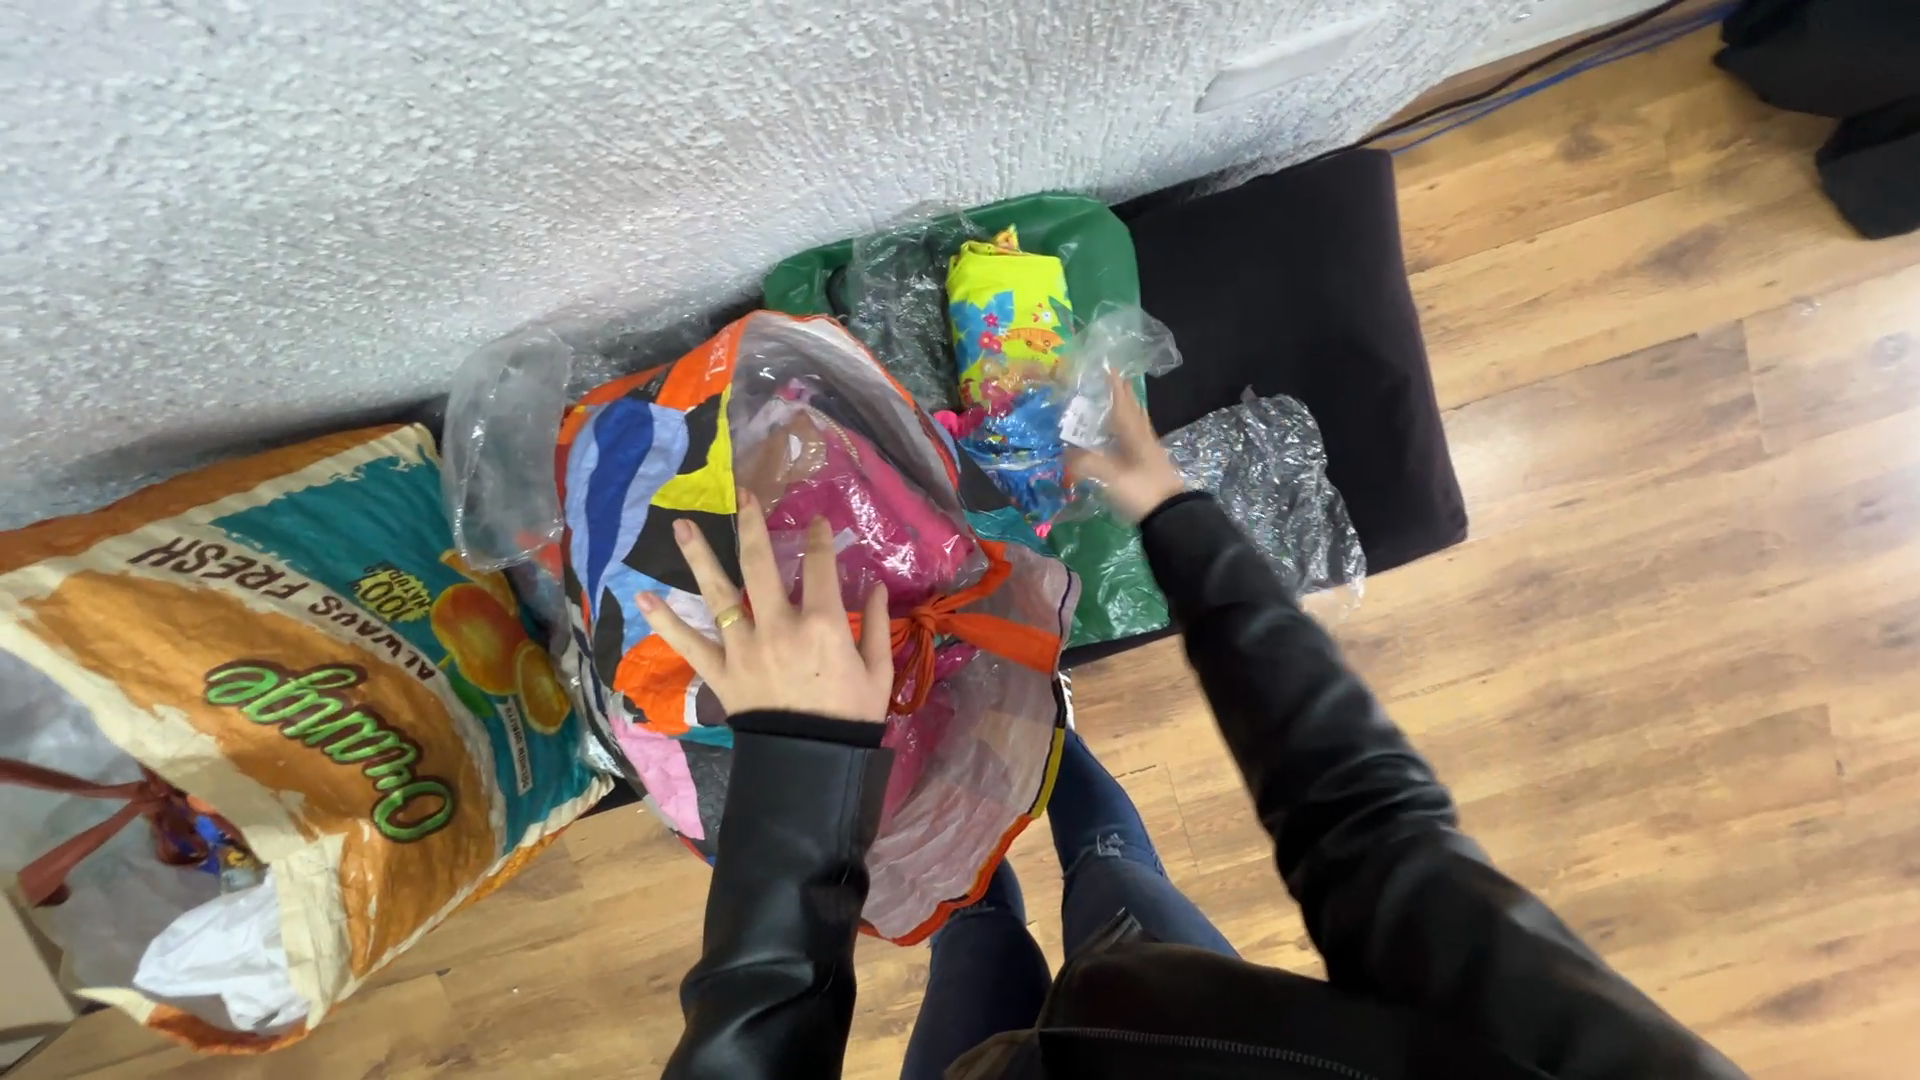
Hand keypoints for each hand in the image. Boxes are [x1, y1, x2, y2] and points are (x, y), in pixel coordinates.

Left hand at [636, 492, 893, 724]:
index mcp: (824, 623)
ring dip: (701, 558)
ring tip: (683, 526)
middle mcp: (780, 626)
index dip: (819, 538)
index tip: (817, 523)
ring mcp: (745, 648)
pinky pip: (690, 644)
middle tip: (743, 496)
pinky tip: (644, 597)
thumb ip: (879, 626)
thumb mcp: (878, 672)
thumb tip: (875, 587)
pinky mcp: (722, 673)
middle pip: (761, 565)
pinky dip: (666, 622)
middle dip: (752, 526)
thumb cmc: (850, 717)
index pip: (821, 565)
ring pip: (719, 595)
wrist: (811, 766)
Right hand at [1065, 370, 1187, 524]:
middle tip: (1108, 378)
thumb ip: (1085, 463)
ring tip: (1113, 399)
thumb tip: (1063, 453)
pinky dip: (1125, 427)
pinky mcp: (1147, 463)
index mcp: (1133, 433)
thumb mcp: (1110, 478)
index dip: (1112, 384)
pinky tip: (1119, 433)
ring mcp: (1147, 449)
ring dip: (1124, 408)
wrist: (1170, 515)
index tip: (1104, 367)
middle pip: (1131, 408)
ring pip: (1135, 421)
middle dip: (1119, 392)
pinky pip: (1134, 436)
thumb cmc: (1141, 491)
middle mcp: (1141, 436)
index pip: (1121, 401)